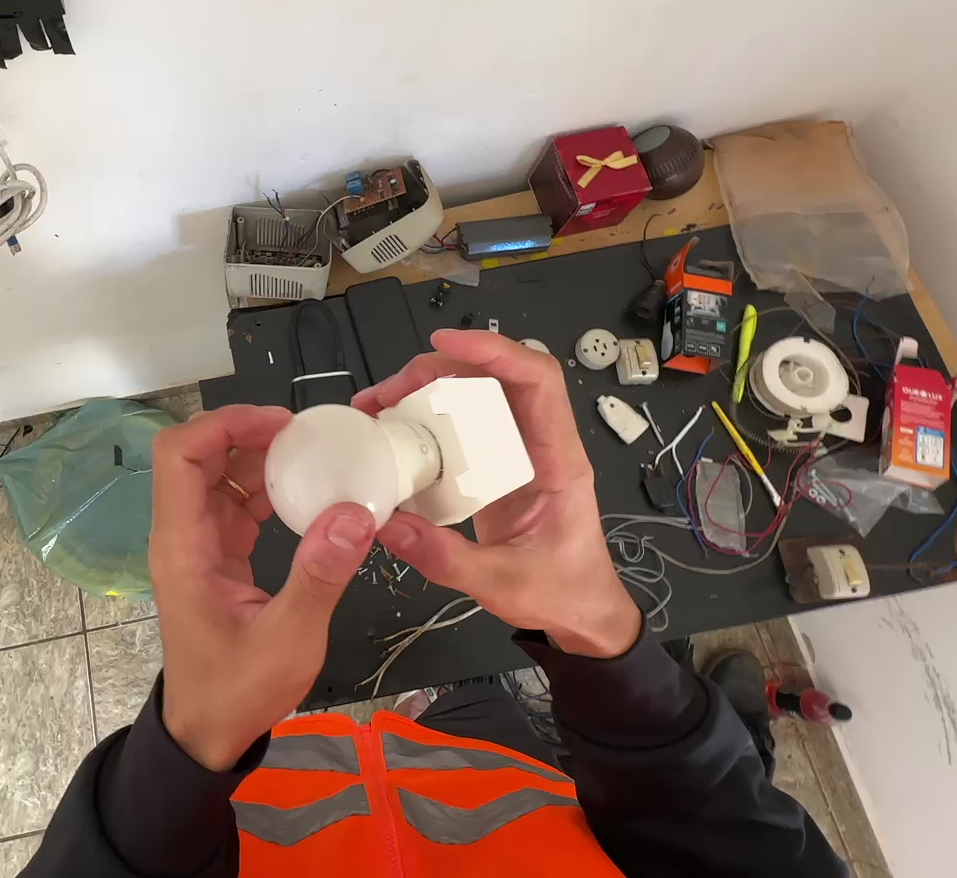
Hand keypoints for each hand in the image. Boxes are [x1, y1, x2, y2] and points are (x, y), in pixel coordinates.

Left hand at [149, 405, 376, 770]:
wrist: (207, 732)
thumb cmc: (237, 690)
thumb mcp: (287, 640)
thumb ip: (319, 576)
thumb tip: (356, 513)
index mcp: (184, 545)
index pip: (180, 455)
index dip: (223, 424)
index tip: (279, 424)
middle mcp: (183, 533)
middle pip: (198, 455)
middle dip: (246, 432)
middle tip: (304, 433)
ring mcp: (198, 541)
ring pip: (218, 474)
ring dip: (258, 456)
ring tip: (311, 453)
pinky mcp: (215, 553)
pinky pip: (235, 502)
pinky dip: (265, 487)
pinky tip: (303, 490)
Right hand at [358, 329, 641, 657]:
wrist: (578, 612)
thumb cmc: (560, 593)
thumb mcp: (504, 584)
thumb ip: (448, 559)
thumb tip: (388, 526)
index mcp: (557, 459)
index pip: (537, 380)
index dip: (493, 350)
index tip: (442, 343)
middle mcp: (537, 443)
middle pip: (496, 376)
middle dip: (439, 369)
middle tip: (388, 391)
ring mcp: (514, 450)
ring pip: (474, 394)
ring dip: (425, 389)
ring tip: (378, 404)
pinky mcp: (492, 464)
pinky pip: (459, 423)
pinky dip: (423, 417)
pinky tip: (391, 429)